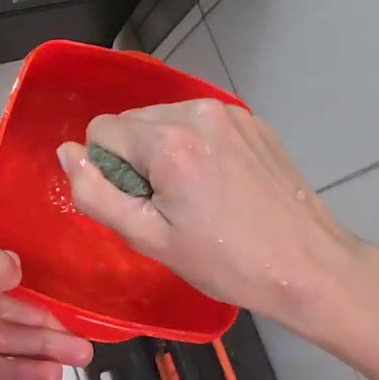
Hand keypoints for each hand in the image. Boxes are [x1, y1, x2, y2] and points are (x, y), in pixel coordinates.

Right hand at [58, 99, 376, 344]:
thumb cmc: (226, 262)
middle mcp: (198, 112)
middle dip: (135, 157)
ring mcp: (230, 113)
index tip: (140, 205)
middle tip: (168, 205)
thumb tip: (69, 153)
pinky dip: (195, 146)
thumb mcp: (149, 239)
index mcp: (170, 141)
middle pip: (132, 121)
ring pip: (163, 119)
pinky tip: (220, 183)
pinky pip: (198, 123)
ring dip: (163, 150)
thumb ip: (95, 193)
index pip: (102, 130)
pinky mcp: (251, 120)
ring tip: (196, 195)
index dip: (108, 170)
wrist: (310, 267)